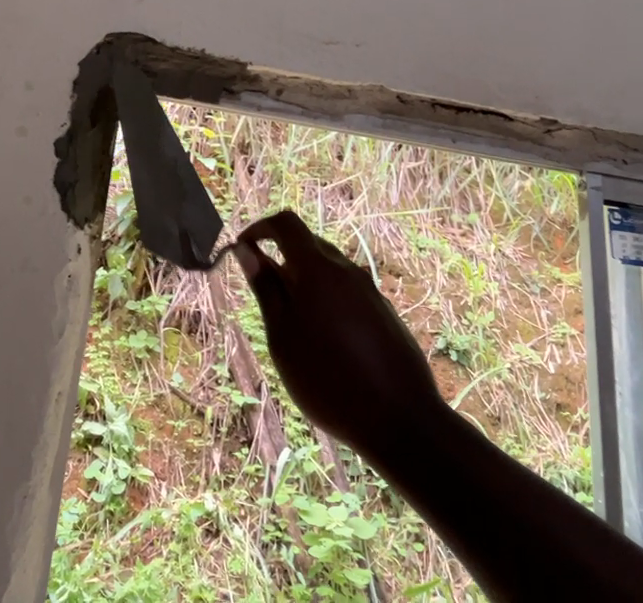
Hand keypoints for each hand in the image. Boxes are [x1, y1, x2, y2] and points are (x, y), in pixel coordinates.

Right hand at [232, 210, 445, 457]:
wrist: (400, 418)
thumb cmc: (326, 378)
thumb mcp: (282, 335)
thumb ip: (265, 288)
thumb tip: (247, 251)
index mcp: (318, 269)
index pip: (285, 224)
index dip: (259, 228)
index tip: (242, 250)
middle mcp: (346, 270)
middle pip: (308, 245)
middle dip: (281, 260)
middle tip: (265, 300)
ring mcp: (369, 290)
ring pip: (328, 271)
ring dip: (303, 284)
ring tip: (293, 329)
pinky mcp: (383, 312)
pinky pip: (346, 292)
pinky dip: (325, 302)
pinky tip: (325, 344)